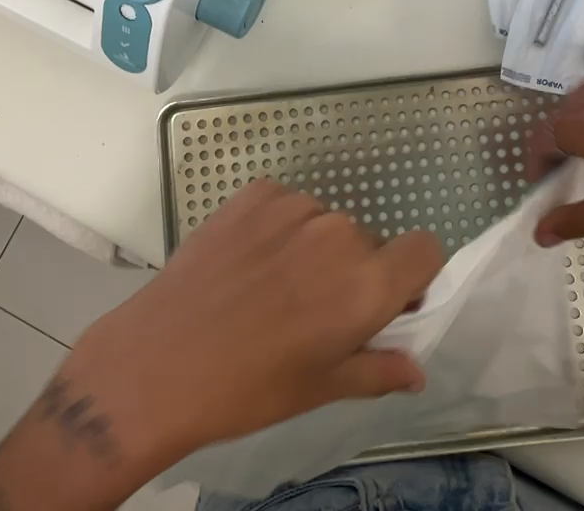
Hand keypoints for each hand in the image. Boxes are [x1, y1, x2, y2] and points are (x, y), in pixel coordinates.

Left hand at [59, 181, 444, 470]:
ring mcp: (293, 207)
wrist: (157, 361)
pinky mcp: (254, 194)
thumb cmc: (248, 388)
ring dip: (314, 249)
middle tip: (313, 311)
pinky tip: (247, 263)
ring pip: (325, 224)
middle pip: (370, 242)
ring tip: (271, 288)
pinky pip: (286, 205)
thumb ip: (379, 370)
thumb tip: (416, 370)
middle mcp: (339, 233)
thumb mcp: (321, 389)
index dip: (412, 276)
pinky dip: (278, 229)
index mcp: (367, 283)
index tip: (385, 304)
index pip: (426, 249)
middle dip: (353, 272)